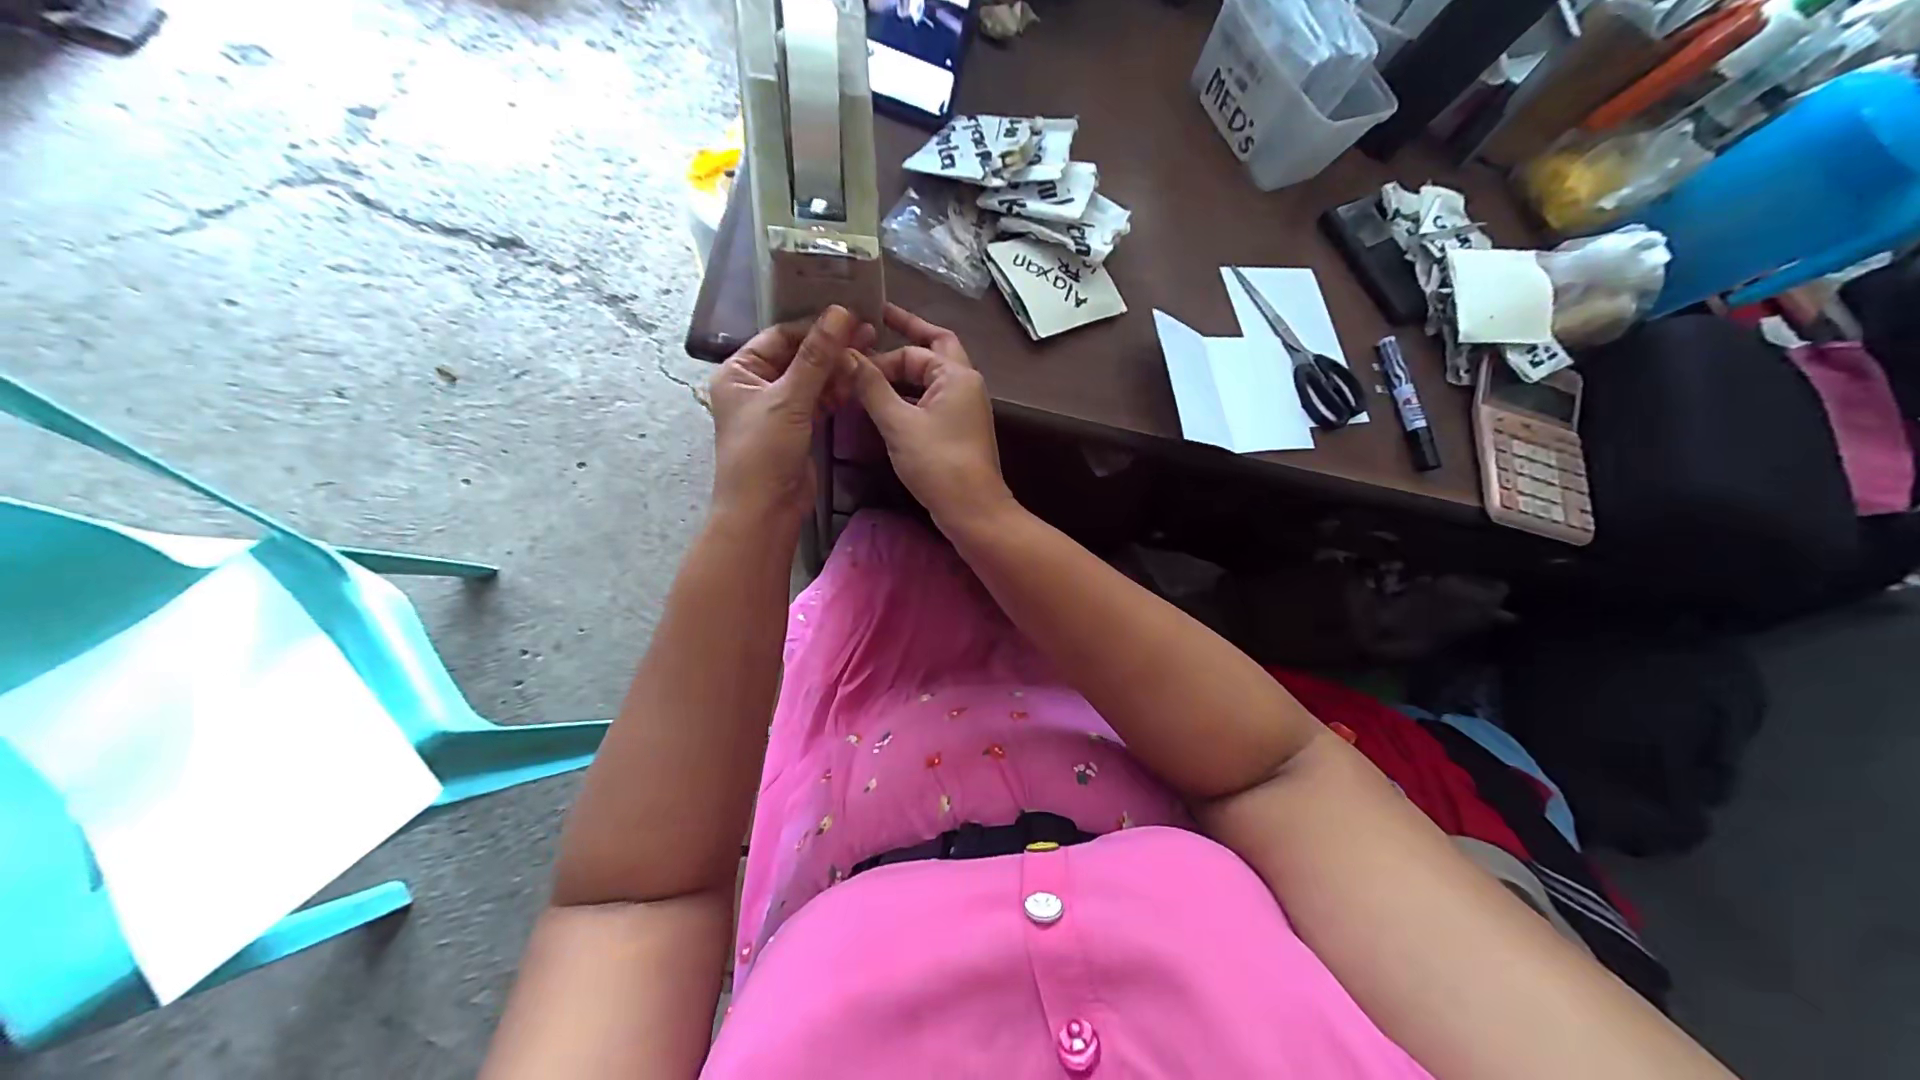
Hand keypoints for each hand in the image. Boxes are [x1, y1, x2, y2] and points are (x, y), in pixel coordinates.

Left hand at [708, 306, 873, 525]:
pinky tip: (857, 385)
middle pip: (799, 356)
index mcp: (740, 371)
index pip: (781, 336)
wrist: (765, 511)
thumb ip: (816, 357)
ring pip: (812, 378)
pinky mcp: (797, 427)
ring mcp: (778, 407)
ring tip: (868, 359)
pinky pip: (819, 400)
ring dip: (837, 371)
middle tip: (869, 336)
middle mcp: (756, 385)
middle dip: (831, 349)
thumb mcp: (789, 400)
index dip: (815, 327)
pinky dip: (836, 393)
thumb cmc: (764, 453)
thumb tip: (840, 313)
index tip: (851, 319)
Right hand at [851, 304, 1014, 528]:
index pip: (917, 348)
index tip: (853, 353)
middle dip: (904, 340)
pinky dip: (907, 396)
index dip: (884, 352)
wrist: (972, 510)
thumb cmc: (938, 463)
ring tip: (865, 372)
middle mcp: (965, 384)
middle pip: (932, 351)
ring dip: (902, 373)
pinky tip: (882, 403)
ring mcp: (963, 408)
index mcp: (957, 375)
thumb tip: (845, 356)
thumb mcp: (898, 423)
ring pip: (929, 378)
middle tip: (871, 330)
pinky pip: (929, 400)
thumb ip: (871, 387)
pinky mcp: (956, 429)